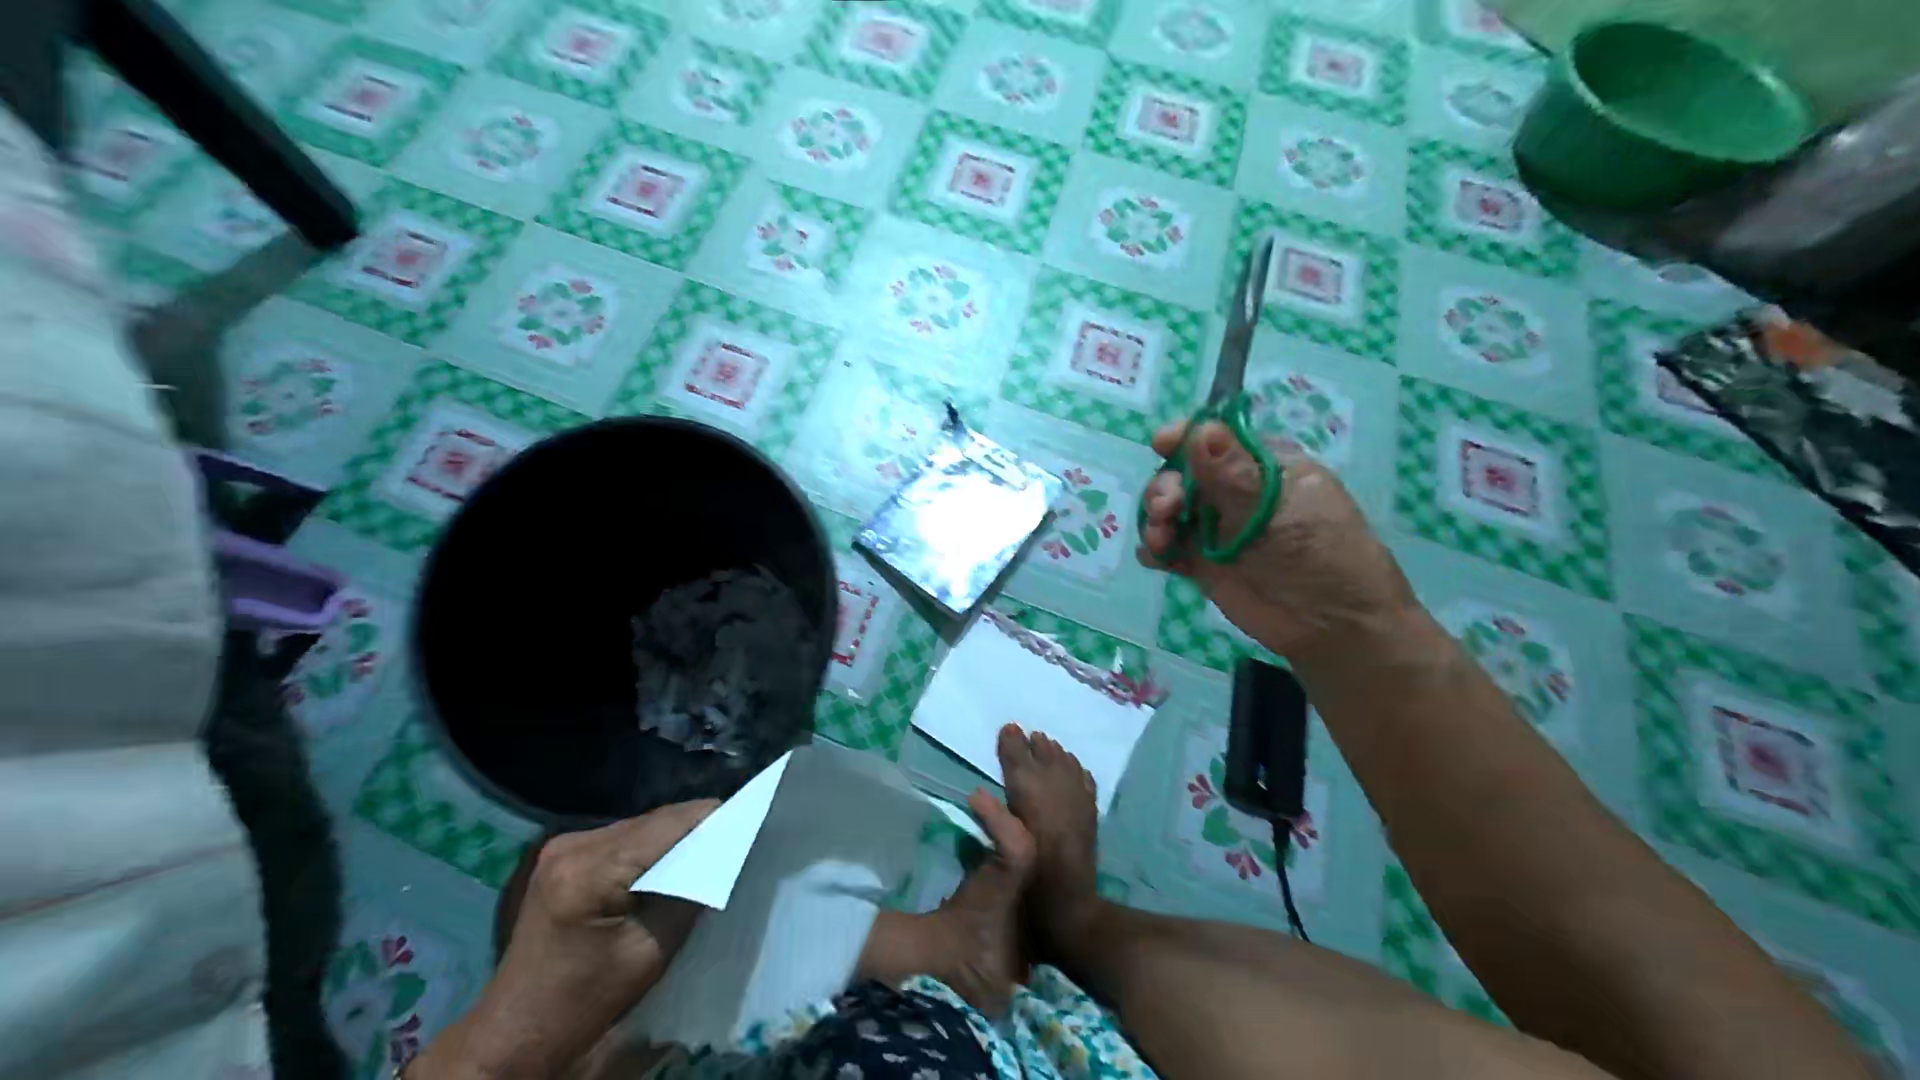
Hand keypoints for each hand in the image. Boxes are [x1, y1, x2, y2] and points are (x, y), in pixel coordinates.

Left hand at [407, 800, 718, 1079]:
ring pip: (642, 825)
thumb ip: (690, 894)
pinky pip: (624, 837)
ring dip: (675, 838)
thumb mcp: (651, 951)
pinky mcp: (563, 854)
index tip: (751, 826)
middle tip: (735, 844)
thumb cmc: (586, 1001)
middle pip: (656, 820)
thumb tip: (727, 854)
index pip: (669, 824)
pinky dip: (651, 848)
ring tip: (707, 856)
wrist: (515, 1034)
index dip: (715, 820)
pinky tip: (668, 868)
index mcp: (589, 869)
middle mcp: (574, 844)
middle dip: (697, 830)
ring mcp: (564, 845)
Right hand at [1136, 419, 1420, 669]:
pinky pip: (1167, 547)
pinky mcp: (1202, 562)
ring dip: (1155, 518)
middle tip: (1165, 511)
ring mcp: (1216, 528)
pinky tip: (1155, 558)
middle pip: (1183, 473)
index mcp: (1264, 466)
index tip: (1161, 444)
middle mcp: (1235, 491)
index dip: (1185, 437)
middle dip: (1165, 487)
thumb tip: (1202, 429)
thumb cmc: (1324, 560)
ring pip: (1169, 509)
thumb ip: (1236, 476)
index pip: (1218, 437)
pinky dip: (1154, 549)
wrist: (1333, 631)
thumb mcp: (1282, 513)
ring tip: (1160, 541)